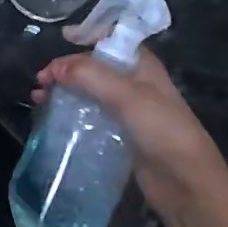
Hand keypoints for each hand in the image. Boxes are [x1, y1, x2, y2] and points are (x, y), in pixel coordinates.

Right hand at [33, 49, 227, 226]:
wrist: (188, 187)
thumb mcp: (128, 97)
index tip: (57, 47)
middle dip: (64, 69)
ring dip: (63, 90)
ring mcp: (126, 108)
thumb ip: (89, 76)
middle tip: (41, 82)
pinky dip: (69, 111)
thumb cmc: (163, 133)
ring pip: (87, 90)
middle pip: (92, 65)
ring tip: (39, 99)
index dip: (82, 39)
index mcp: (141, 65)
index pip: (107, 40)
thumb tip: (53, 69)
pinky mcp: (119, 132)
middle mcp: (133, 82)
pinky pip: (89, 114)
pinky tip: (52, 116)